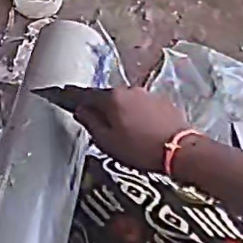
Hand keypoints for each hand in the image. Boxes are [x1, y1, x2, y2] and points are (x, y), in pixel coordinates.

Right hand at [36, 86, 190, 172]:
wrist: (183, 152)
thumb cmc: (141, 149)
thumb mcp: (107, 142)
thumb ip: (90, 122)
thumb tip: (81, 110)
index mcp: (110, 98)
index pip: (83, 94)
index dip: (70, 96)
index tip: (59, 95)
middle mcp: (127, 90)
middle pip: (105, 97)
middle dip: (100, 108)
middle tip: (98, 127)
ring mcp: (146, 94)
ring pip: (124, 101)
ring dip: (119, 112)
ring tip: (123, 133)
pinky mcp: (162, 102)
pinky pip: (141, 106)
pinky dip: (136, 115)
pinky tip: (140, 131)